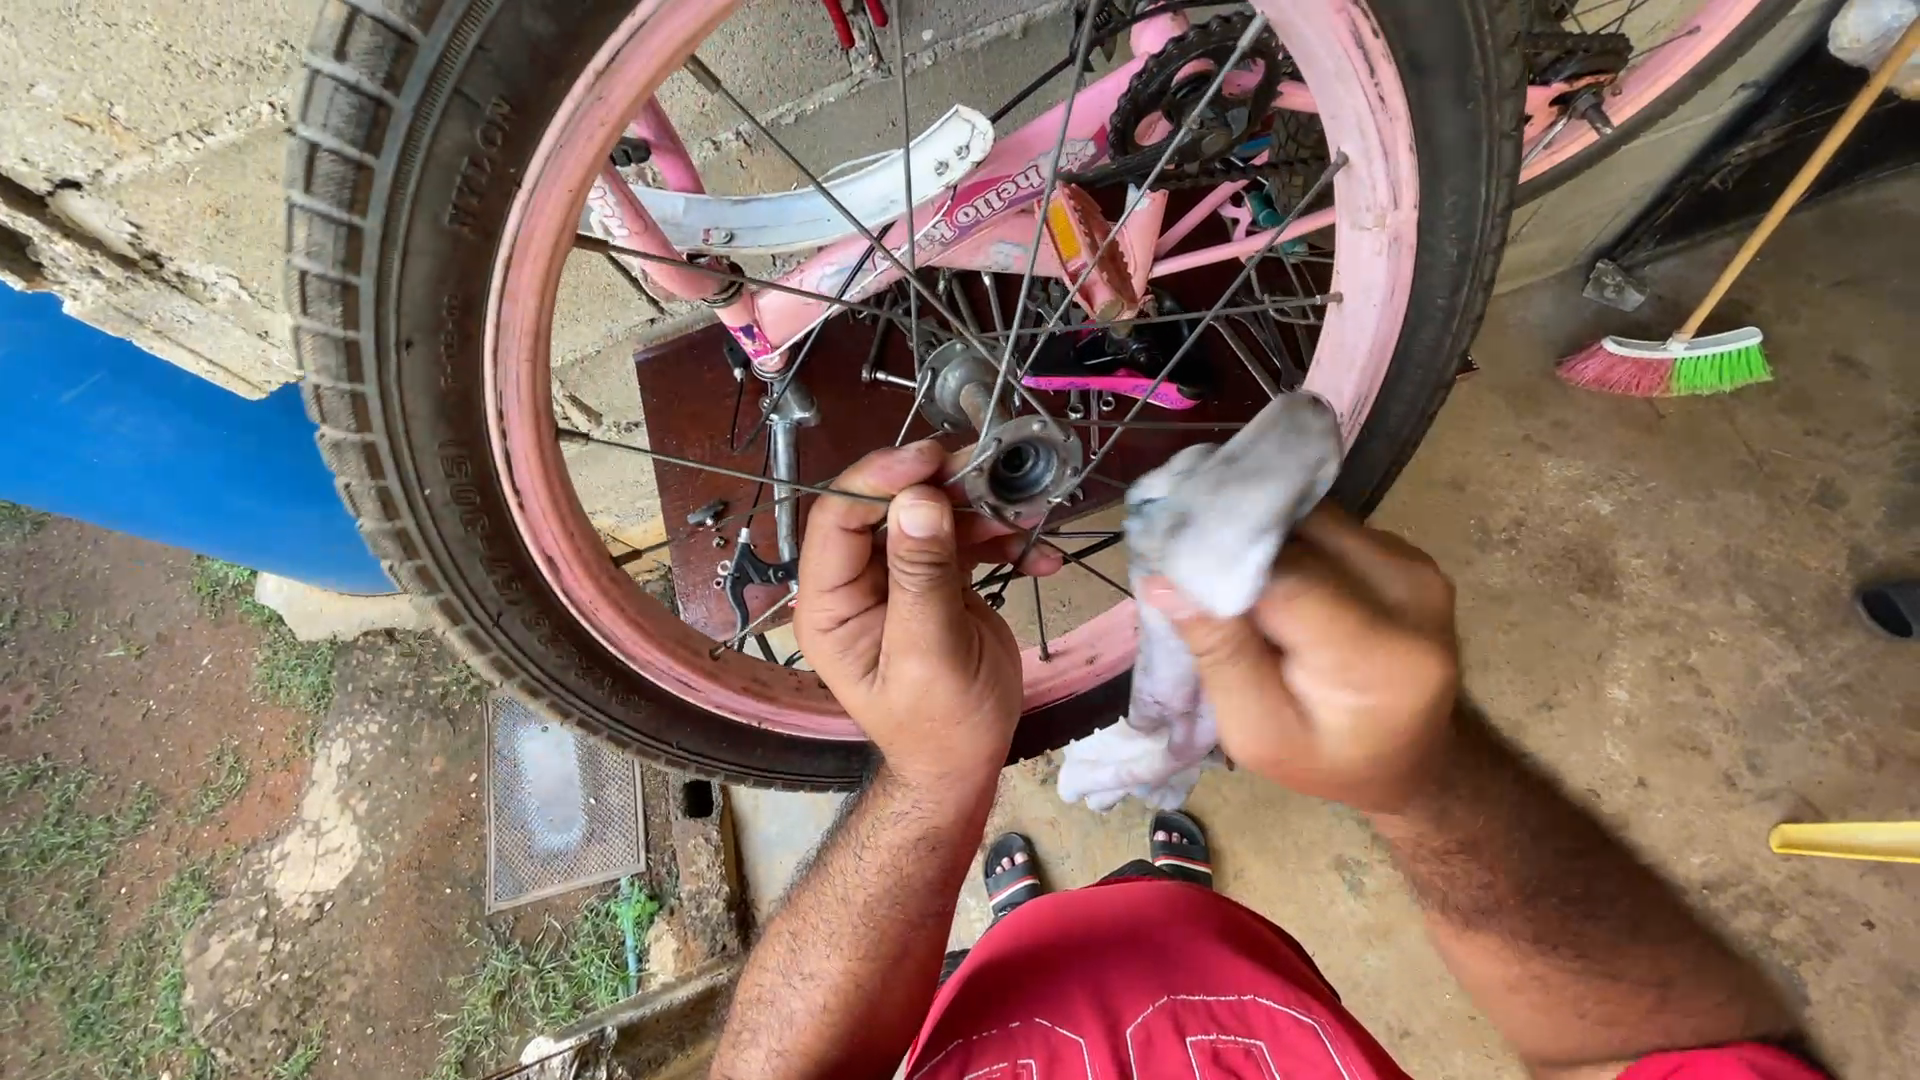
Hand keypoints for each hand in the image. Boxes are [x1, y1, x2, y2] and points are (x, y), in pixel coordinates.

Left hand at [795, 441, 1060, 788]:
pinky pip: (964, 541)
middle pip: (890, 508)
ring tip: (1029, 514)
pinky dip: (1003, 541)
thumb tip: (919, 500)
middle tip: (992, 470)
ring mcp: (899, 576)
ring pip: (933, 516)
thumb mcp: (930, 655)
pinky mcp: (936, 578)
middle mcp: (858, 581)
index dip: (878, 480)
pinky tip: (1039, 555)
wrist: (967, 756)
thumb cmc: (939, 724)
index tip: (930, 460)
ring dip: (982, 510)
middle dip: (943, 487)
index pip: (838, 519)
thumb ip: (922, 578)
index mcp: (832, 603)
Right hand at [1141, 503, 1459, 812]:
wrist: (1411, 756)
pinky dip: (1280, 540)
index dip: (1221, 561)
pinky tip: (1258, 572)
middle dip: (1232, 543)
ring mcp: (1411, 565)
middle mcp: (1408, 593)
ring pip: (1306, 519)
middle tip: (1179, 561)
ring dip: (1254, 537)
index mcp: (1379, 656)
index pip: (1286, 578)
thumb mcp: (1256, 733)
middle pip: (1296, 537)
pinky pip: (1322, 525)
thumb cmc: (1325, 759)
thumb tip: (1164, 581)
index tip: (1166, 561)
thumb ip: (1219, 656)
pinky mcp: (1400, 551)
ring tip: (1217, 568)